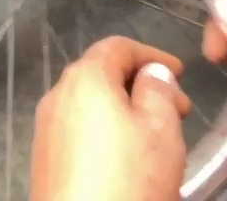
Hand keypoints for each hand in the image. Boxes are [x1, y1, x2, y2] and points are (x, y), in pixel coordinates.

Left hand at [32, 36, 193, 200]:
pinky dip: (106, 133)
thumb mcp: (160, 130)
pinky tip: (127, 161)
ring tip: (157, 138)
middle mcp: (58, 93)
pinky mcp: (45, 159)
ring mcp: (47, 127)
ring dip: (124, 112)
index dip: (153, 54)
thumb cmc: (128, 179)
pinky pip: (80, 131)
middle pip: (102, 74)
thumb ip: (159, 91)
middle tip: (179, 110)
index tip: (180, 73)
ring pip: (91, 105)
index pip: (118, 46)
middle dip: (141, 86)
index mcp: (85, 76)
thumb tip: (152, 72)